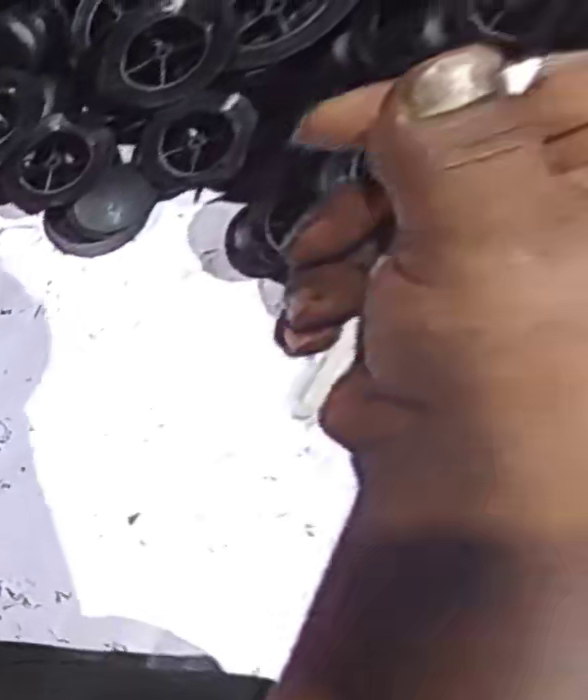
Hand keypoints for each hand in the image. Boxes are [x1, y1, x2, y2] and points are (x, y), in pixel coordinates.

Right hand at [280, 46, 587, 513]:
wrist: (461, 458)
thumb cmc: (513, 362)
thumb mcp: (485, 234)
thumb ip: (455, 148)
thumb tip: (437, 76)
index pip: (509, 93)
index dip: (414, 105)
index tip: (335, 123)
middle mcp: (544, 205)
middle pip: (417, 163)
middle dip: (353, 209)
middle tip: (340, 242)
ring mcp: (472, 256)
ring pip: (366, 224)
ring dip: (326, 263)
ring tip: (336, 300)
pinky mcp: (413, 300)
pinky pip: (344, 274)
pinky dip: (319, 299)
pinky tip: (327, 322)